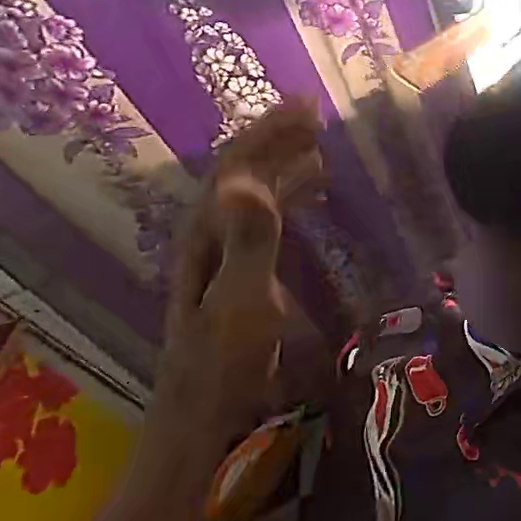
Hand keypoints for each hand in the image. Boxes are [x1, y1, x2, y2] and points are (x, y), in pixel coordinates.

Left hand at [156, 102, 322, 451]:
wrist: (203, 413)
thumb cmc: (224, 361)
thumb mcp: (242, 302)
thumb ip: (248, 243)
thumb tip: (247, 180)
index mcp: (208, 232)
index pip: (237, 164)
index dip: (269, 131)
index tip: (307, 106)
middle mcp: (211, 233)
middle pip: (242, 170)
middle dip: (276, 137)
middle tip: (316, 113)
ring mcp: (225, 252)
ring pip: (254, 190)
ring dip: (283, 161)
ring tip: (317, 143)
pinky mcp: (242, 270)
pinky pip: (266, 215)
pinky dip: (289, 193)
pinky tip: (312, 193)